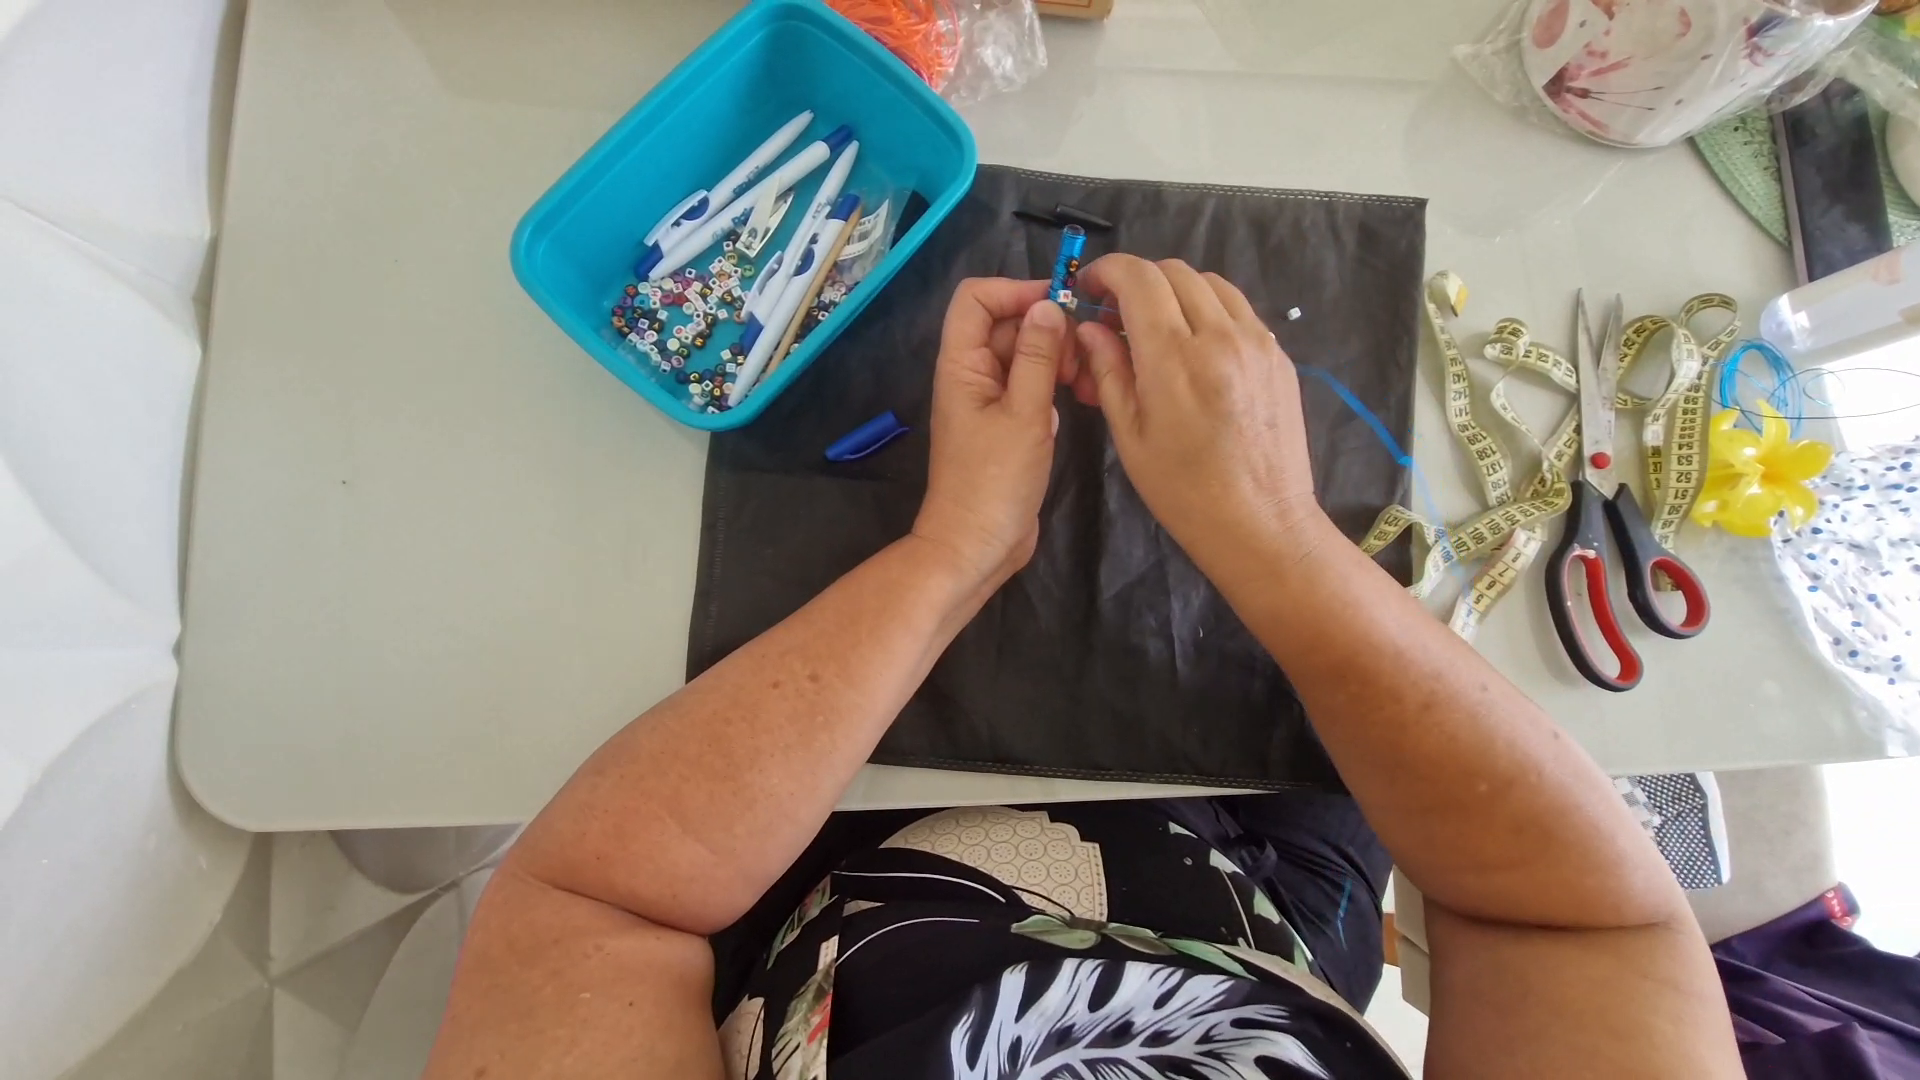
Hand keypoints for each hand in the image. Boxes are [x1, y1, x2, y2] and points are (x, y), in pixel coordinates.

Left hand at [913, 278, 1068, 586]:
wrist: (977, 545)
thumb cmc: (995, 481)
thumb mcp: (1024, 415)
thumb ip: (1038, 357)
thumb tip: (1048, 304)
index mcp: (963, 364)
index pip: (976, 298)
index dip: (1016, 290)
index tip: (1061, 305)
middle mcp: (972, 375)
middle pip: (1007, 325)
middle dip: (1047, 328)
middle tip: (1083, 355)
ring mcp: (989, 401)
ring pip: (1023, 356)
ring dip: (1055, 359)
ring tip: (1084, 380)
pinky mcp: (1006, 425)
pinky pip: (1029, 387)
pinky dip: (1052, 386)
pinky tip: (1074, 403)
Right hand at [1073, 255, 1326, 567]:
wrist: (1259, 522)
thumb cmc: (1182, 490)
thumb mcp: (1130, 435)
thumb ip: (1109, 372)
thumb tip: (1090, 328)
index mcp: (1174, 357)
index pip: (1139, 278)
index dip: (1108, 270)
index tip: (1091, 287)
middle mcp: (1220, 335)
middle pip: (1175, 271)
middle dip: (1138, 280)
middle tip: (1117, 314)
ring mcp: (1256, 342)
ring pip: (1211, 283)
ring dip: (1175, 290)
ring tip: (1156, 327)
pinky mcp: (1278, 355)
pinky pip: (1238, 310)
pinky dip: (1208, 310)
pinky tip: (1194, 347)